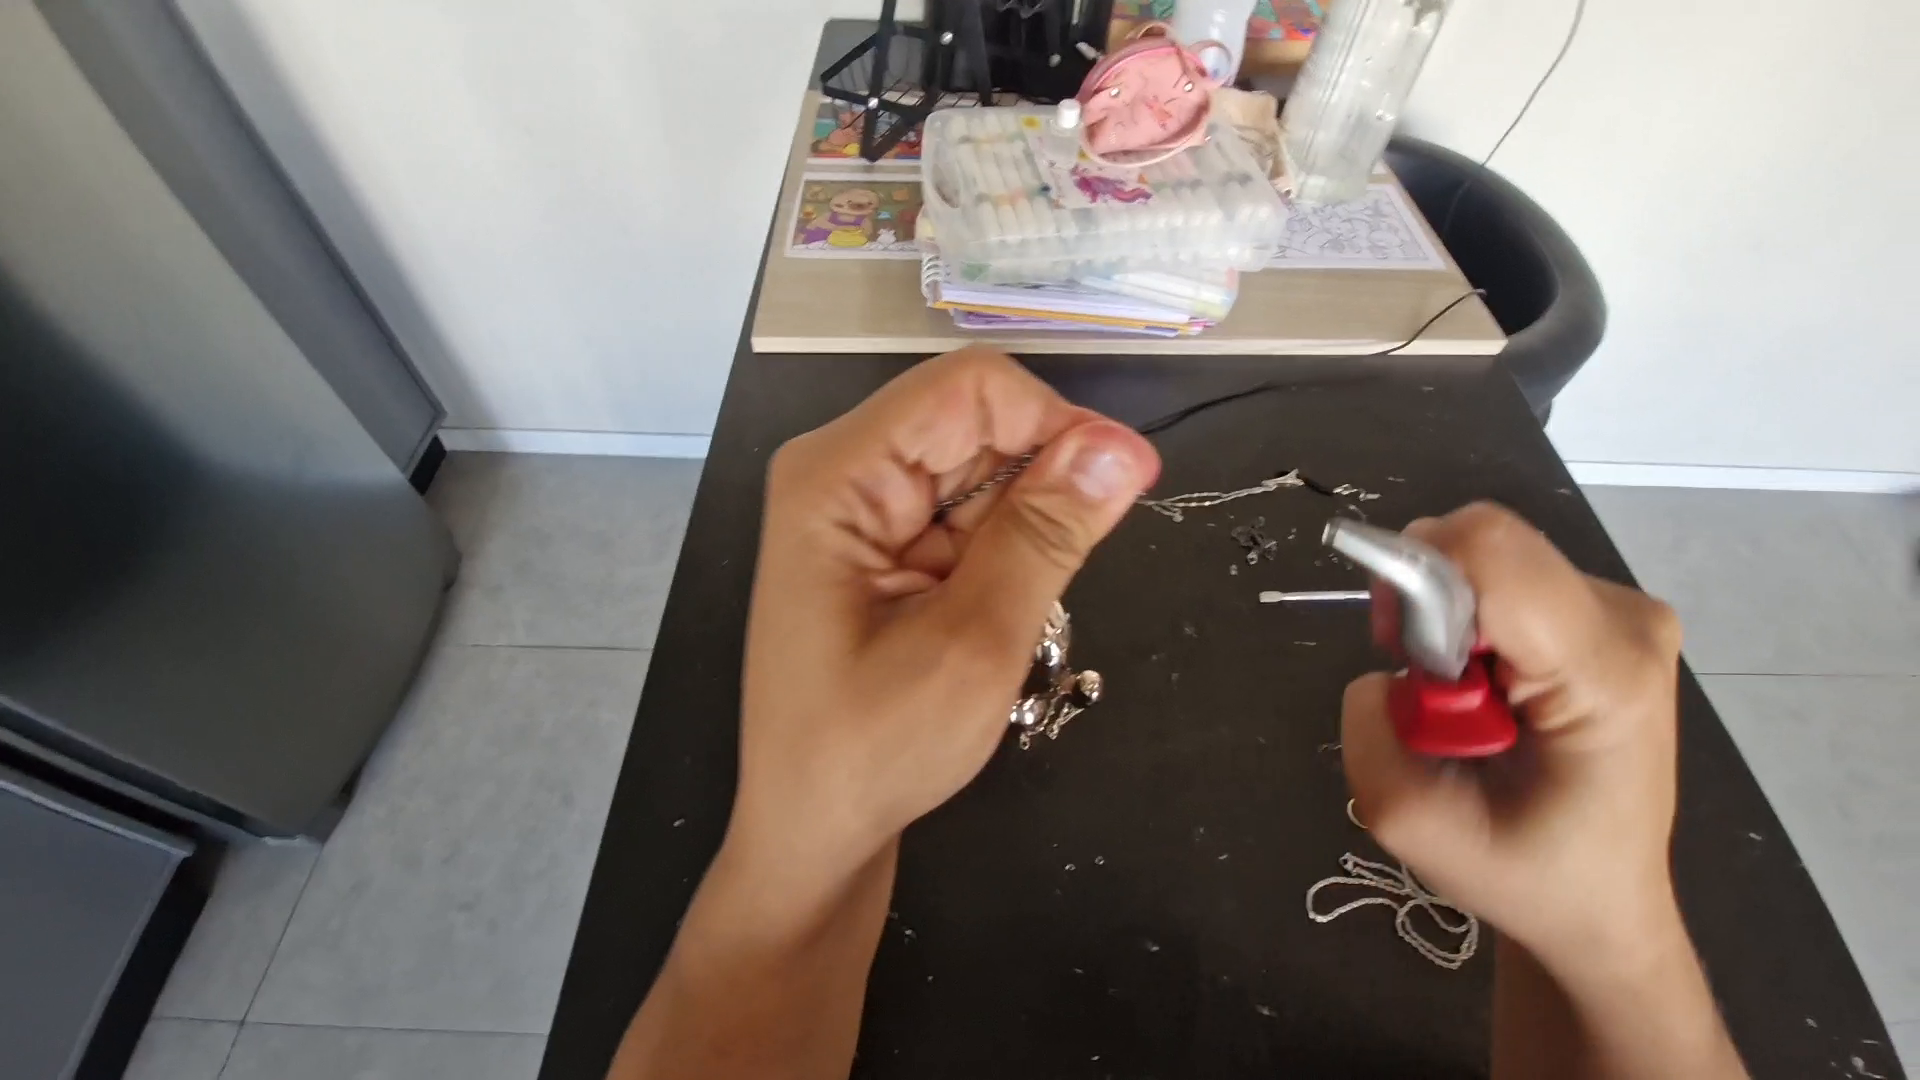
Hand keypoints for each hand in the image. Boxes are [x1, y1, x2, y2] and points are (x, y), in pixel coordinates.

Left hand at [728, 346, 1160, 895]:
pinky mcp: (883, 544)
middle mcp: (843, 473)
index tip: (1120, 482)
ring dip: (1024, 525)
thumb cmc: (874, 750)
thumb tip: (1119, 449)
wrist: (814, 829)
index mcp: (837, 476)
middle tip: (1061, 573)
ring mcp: (861, 510)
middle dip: (1039, 481)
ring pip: (980, 470)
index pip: (969, 389)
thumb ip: (1046, 536)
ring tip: (1016, 607)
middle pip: (973, 423)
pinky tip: (996, 608)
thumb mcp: (975, 643)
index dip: (1055, 420)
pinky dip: (1004, 550)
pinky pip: (967, 514)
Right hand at [1340, 502, 1685, 972]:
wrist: (1598, 898)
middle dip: (1423, 604)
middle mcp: (1627, 623)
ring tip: (1455, 693)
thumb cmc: (1521, 871)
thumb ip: (1369, 731)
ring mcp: (1625, 613)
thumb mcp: (1411, 824)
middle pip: (1483, 545)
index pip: (1493, 551)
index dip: (1415, 578)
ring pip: (1485, 559)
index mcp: (1600, 676)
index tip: (1400, 652)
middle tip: (1424, 683)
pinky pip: (1501, 575)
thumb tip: (1385, 669)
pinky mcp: (1606, 612)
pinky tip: (1483, 680)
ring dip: (1440, 616)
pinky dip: (1465, 617)